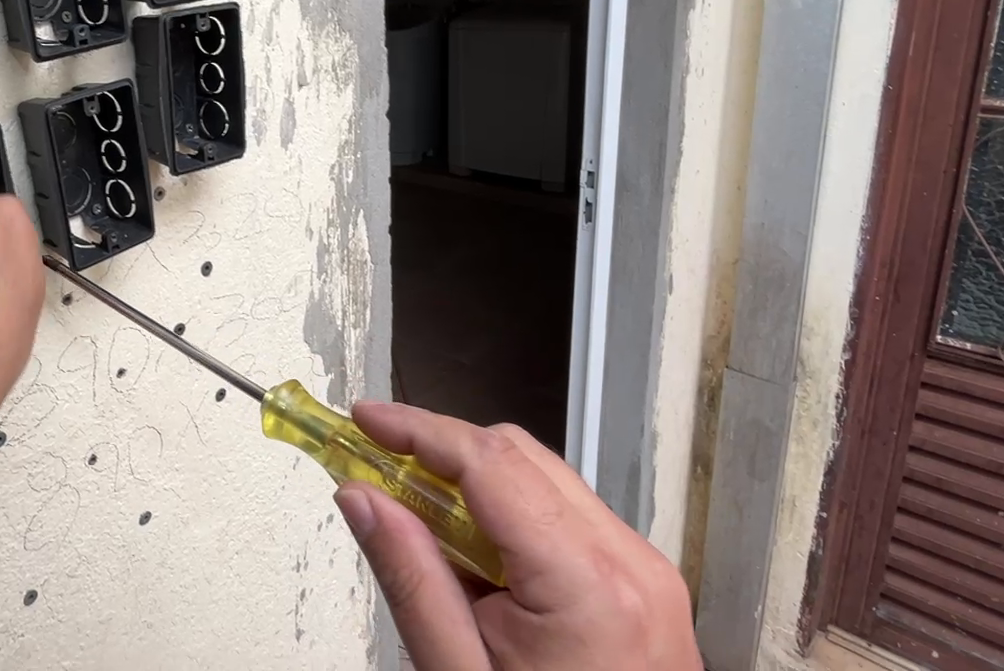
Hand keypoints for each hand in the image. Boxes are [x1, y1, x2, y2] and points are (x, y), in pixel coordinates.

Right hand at [333, 404, 699, 669]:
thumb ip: (410, 579)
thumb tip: (359, 495)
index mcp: (588, 585)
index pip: (489, 461)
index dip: (418, 428)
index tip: (364, 419)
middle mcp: (630, 561)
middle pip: (516, 454)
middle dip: (441, 450)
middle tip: (378, 470)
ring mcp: (645, 571)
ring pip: (539, 474)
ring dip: (472, 480)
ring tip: (421, 521)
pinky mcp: (642, 584)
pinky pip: (562, 510)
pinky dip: (506, 510)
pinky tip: (474, 554)